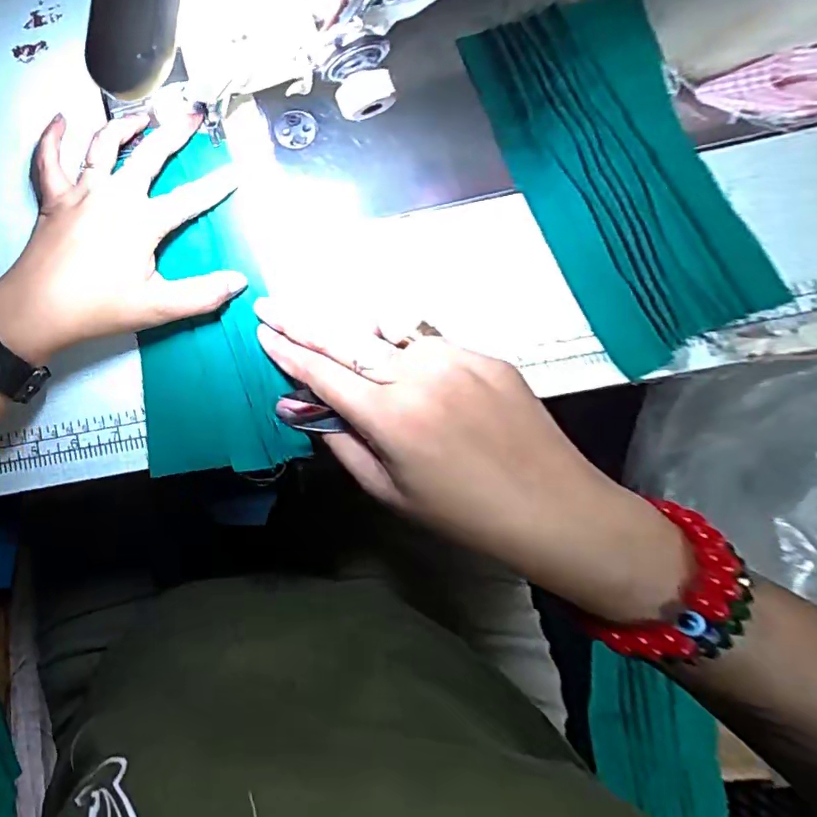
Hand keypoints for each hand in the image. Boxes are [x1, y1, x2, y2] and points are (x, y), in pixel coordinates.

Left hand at [0, 111, 244, 363]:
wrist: (35, 310)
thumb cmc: (95, 309)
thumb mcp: (156, 308)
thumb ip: (201, 295)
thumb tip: (238, 282)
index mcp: (142, 221)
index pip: (190, 199)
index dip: (217, 186)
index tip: (236, 172)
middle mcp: (113, 196)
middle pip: (150, 154)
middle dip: (175, 132)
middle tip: (192, 116)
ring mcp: (81, 193)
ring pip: (103, 146)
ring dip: (124, 126)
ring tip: (141, 116)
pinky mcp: (53, 199)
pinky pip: (49, 161)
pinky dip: (52, 138)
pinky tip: (59, 121)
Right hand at [254, 298, 692, 623]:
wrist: (554, 506)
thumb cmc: (460, 512)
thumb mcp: (388, 490)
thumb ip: (340, 443)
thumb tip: (300, 408)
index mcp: (391, 417)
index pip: (322, 373)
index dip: (287, 351)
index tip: (262, 332)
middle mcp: (418, 375)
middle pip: (344, 337)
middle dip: (301, 320)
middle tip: (269, 303)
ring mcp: (454, 358)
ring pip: (386, 331)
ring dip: (352, 329)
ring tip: (326, 325)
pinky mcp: (483, 354)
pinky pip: (428, 342)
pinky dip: (402, 347)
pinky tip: (398, 361)